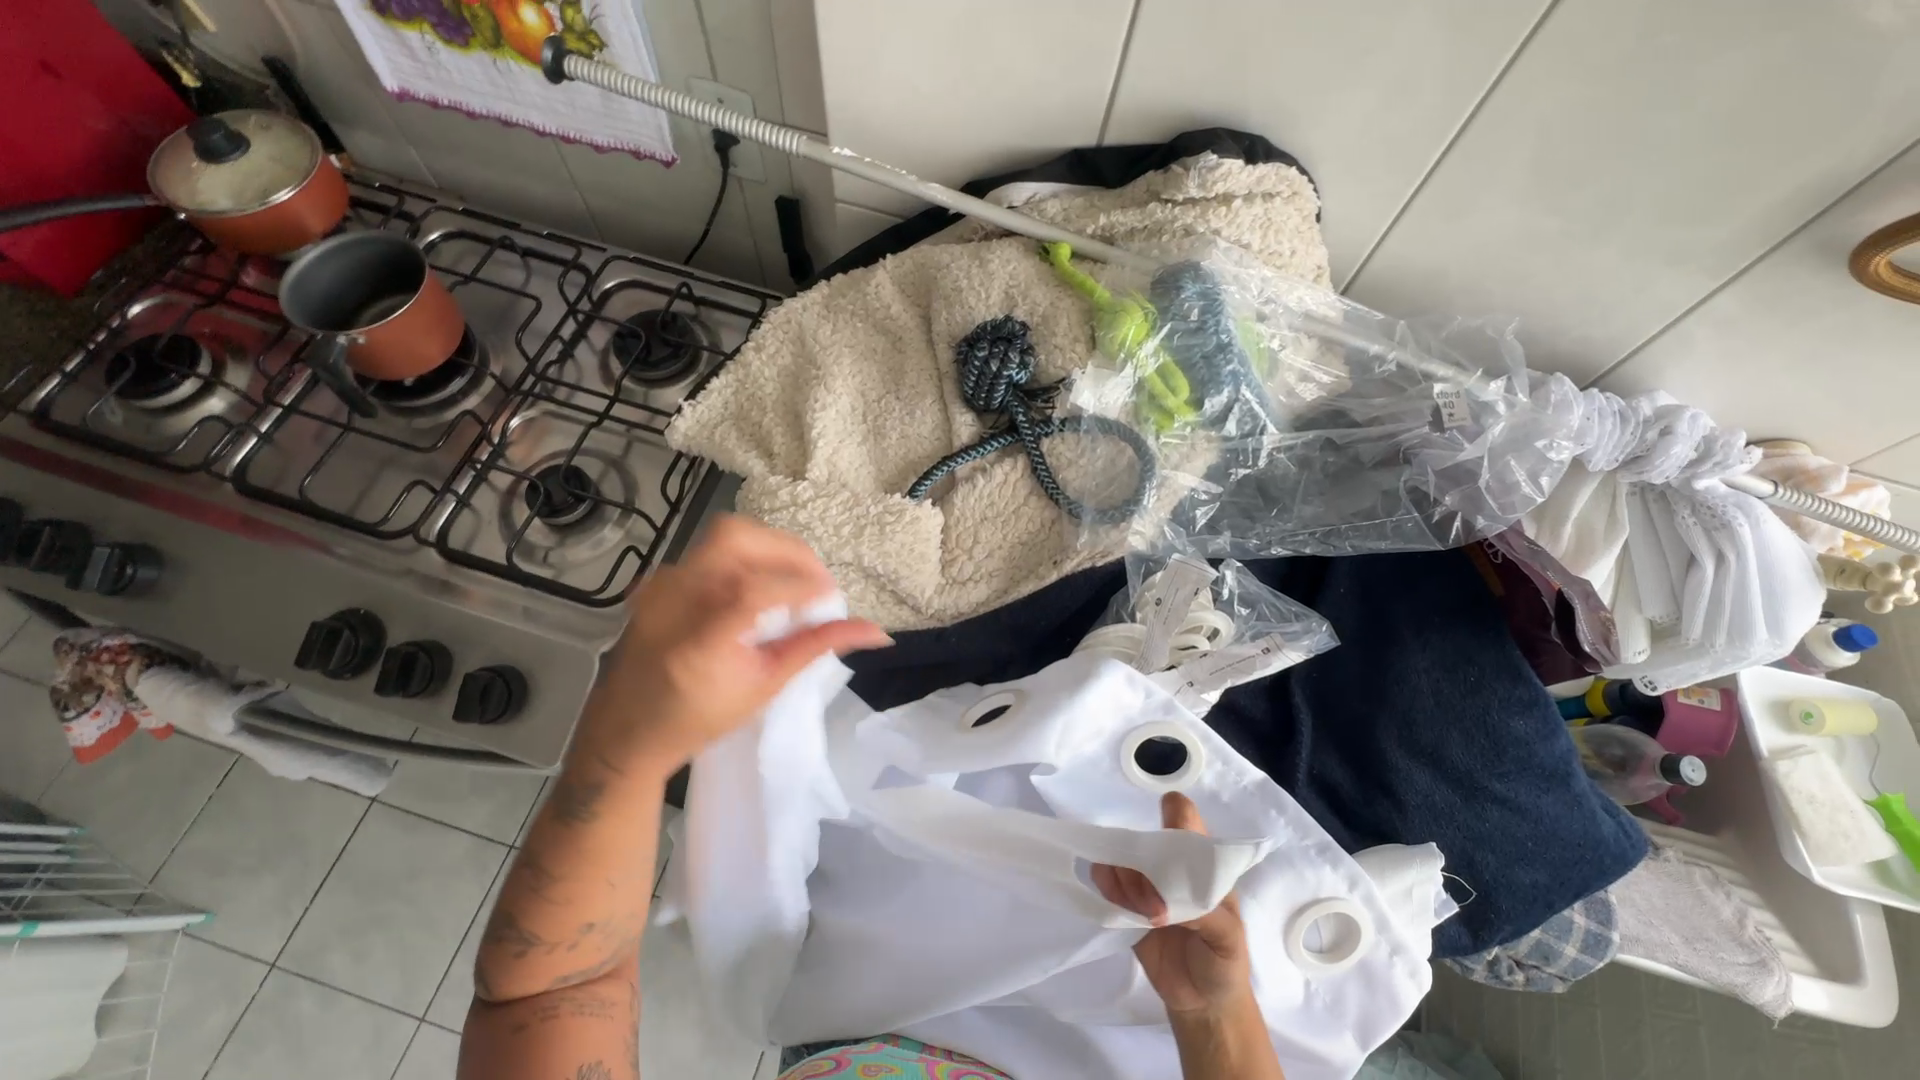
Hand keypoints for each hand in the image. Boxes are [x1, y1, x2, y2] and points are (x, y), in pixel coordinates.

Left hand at [580, 515, 889, 771]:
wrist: (628, 730)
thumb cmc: (699, 719)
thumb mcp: (765, 687)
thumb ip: (816, 648)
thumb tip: (876, 631)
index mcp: (698, 638)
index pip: (755, 590)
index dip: (802, 586)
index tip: (832, 600)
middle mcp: (674, 598)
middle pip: (737, 538)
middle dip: (789, 552)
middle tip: (816, 581)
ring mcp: (661, 583)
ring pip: (725, 536)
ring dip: (770, 549)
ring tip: (793, 581)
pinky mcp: (659, 578)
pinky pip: (710, 550)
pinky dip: (747, 557)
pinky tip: (761, 587)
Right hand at [1092, 793, 1252, 1016]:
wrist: (1202, 1003)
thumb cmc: (1226, 963)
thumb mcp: (1229, 939)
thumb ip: (1206, 917)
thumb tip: (1167, 903)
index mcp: (1202, 866)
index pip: (1188, 821)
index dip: (1175, 811)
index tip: (1164, 817)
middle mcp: (1170, 868)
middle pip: (1145, 838)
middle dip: (1141, 858)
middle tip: (1153, 899)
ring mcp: (1145, 886)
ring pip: (1121, 858)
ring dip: (1125, 879)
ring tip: (1144, 913)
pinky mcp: (1126, 907)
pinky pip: (1106, 883)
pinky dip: (1108, 889)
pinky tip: (1123, 910)